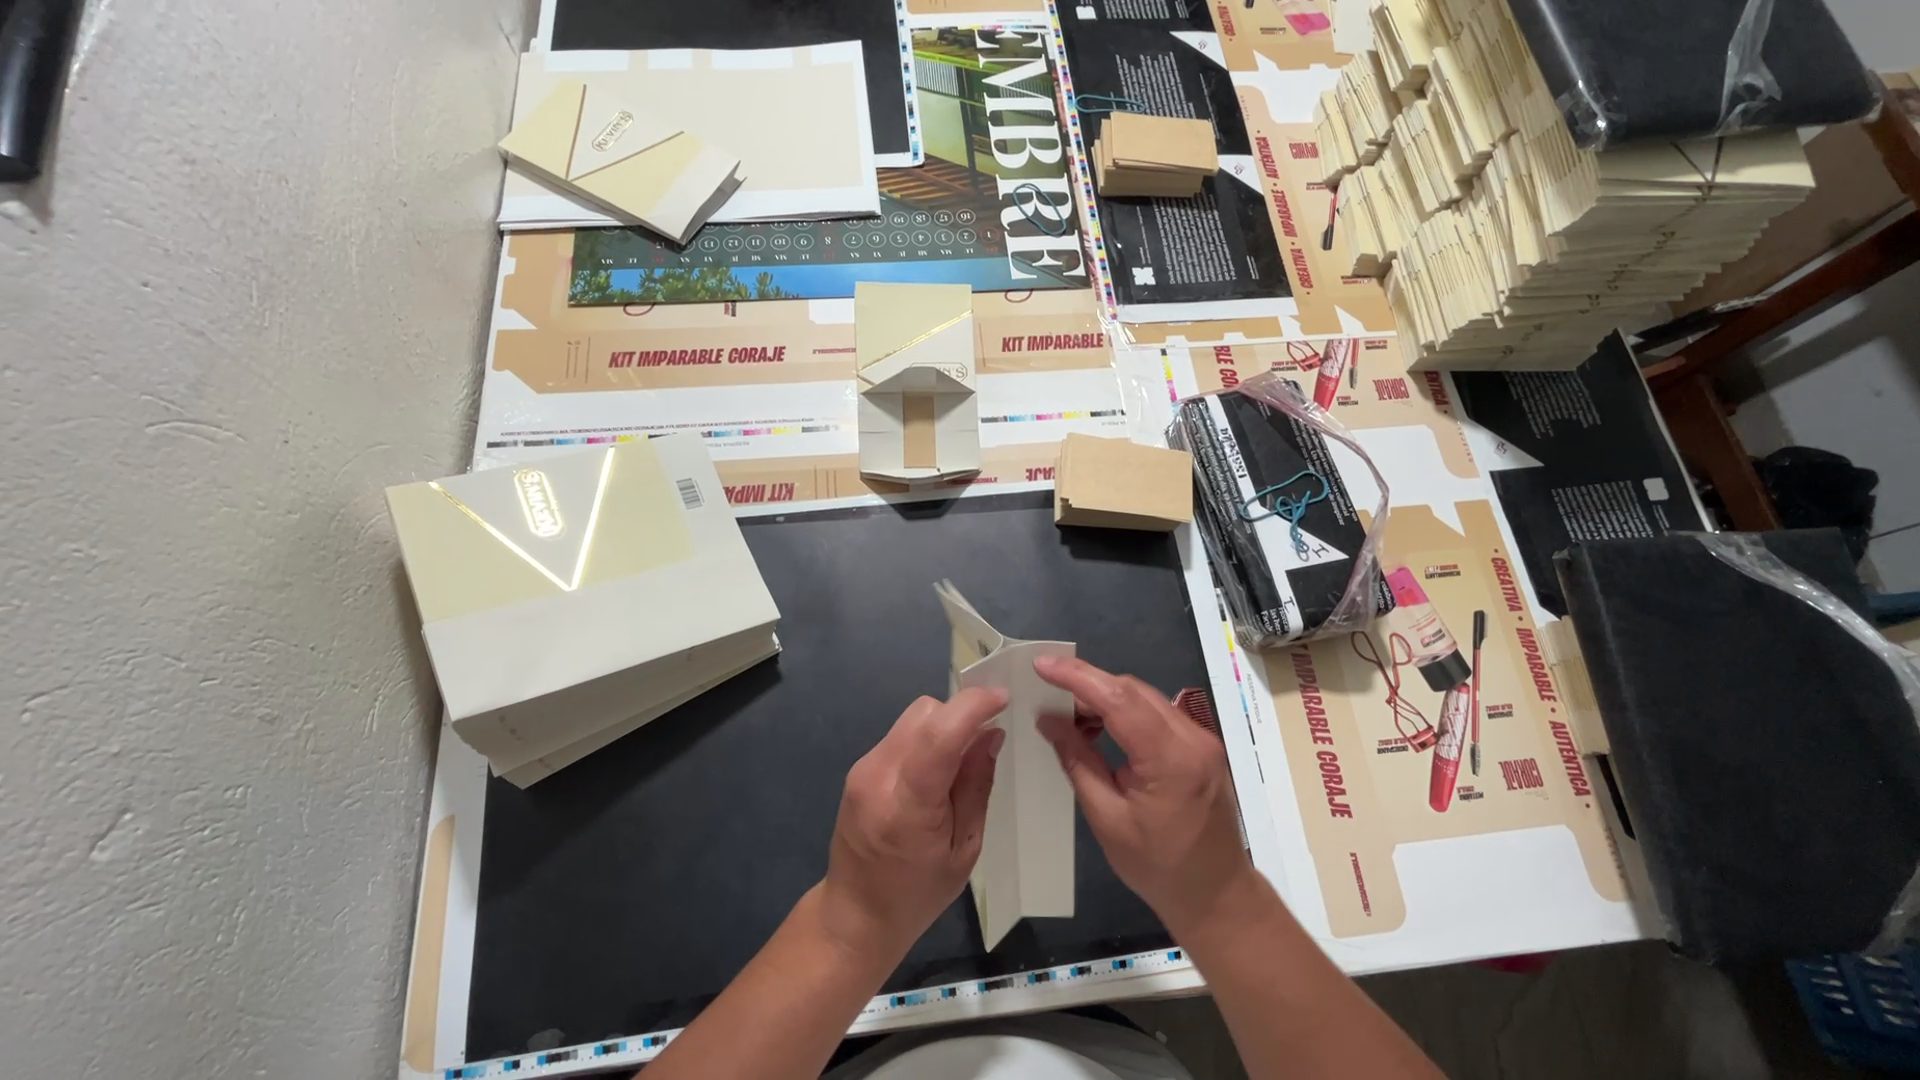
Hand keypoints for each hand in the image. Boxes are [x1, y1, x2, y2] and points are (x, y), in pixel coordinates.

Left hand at [820, 687, 1008, 960]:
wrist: (855, 913)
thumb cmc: (918, 893)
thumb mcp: (965, 848)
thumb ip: (976, 786)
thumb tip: (991, 734)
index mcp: (906, 803)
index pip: (939, 733)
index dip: (973, 706)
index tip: (1003, 697)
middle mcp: (878, 774)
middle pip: (924, 712)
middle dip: (960, 714)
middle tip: (987, 738)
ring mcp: (863, 768)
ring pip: (912, 718)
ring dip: (943, 726)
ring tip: (962, 760)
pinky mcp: (859, 768)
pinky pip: (901, 734)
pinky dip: (926, 739)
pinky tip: (937, 770)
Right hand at [1035, 656, 1260, 937]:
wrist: (1215, 894)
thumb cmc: (1158, 867)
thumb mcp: (1106, 818)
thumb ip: (1078, 761)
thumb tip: (1049, 720)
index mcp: (1171, 759)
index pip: (1119, 699)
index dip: (1078, 677)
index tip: (1042, 665)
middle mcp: (1193, 738)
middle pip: (1133, 691)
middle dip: (1088, 685)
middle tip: (1047, 695)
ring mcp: (1201, 739)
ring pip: (1145, 697)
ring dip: (1106, 697)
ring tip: (1068, 714)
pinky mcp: (1200, 746)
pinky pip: (1156, 713)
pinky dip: (1125, 711)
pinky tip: (1099, 726)